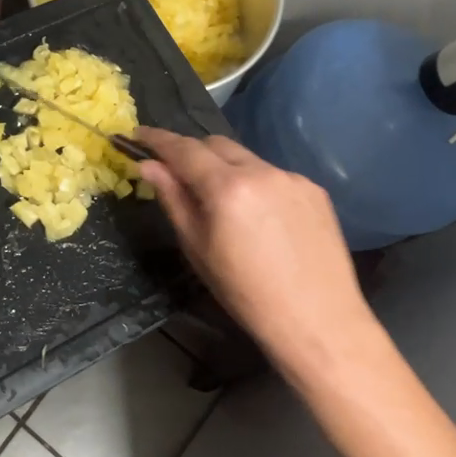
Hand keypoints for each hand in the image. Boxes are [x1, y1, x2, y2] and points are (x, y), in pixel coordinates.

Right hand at [133, 128, 369, 355]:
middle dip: (192, 151)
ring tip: (222, 203)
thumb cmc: (245, 293)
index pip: (184, 149)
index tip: (138, 136)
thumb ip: (173, 199)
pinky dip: (255, 185)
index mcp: (227, 188)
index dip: (158, 139)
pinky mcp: (315, 190)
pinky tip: (259, 218)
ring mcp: (292, 178)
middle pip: (216, 144)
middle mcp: (261, 171)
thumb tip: (149, 166)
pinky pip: (273, 176)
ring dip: (225, 169)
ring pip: (246, 159)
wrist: (317, 320)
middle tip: (175, 172)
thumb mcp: (197, 248)